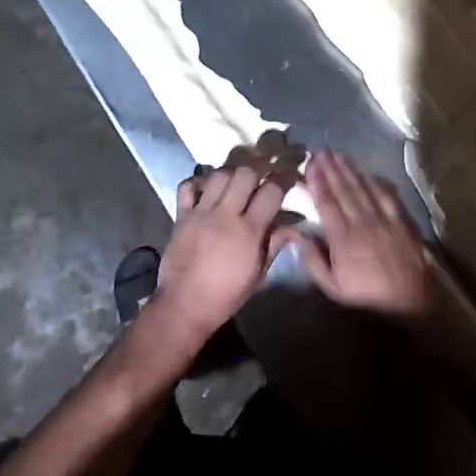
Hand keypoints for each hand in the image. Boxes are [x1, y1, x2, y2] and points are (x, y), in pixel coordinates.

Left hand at [148, 165, 286, 338]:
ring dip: (232, 173)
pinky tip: (208, 189)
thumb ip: (275, 244)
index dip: (283, 180)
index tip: (288, 178)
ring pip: (219, 174)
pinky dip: (199, 181)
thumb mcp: (258, 274)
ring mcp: (201, 213)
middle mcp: (225, 215)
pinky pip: (188, 186)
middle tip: (262, 176)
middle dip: (258, 170)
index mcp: (249, 231)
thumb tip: (294, 227)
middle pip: (245, 173)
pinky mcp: (181, 215)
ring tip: (237, 181)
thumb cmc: (226, 294)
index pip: (271, 191)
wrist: (185, 305)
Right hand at [276, 151, 431, 318]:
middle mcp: (362, 223)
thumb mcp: (333, 287)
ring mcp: (384, 220)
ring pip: (364, 189)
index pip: (327, 204)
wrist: (410, 301)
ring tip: (339, 155)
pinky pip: (387, 196)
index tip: (310, 166)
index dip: (318, 183)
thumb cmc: (367, 296)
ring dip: (351, 170)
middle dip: (332, 169)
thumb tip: (296, 236)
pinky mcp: (401, 221)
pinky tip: (368, 173)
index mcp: (343, 238)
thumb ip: (313, 260)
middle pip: (344, 190)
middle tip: (321, 152)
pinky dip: (376, 182)